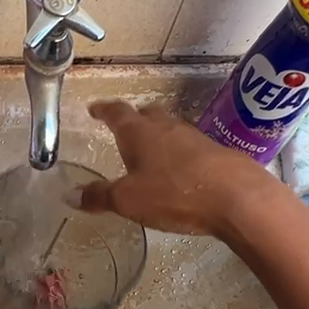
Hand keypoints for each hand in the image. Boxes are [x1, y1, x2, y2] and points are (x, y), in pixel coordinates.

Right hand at [79, 100, 280, 237]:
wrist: (237, 197)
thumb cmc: (174, 194)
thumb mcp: (128, 200)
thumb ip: (99, 196)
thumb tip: (70, 194)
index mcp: (139, 134)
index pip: (117, 113)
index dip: (104, 110)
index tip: (95, 108)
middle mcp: (166, 128)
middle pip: (148, 114)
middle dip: (134, 118)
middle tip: (124, 125)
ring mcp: (195, 138)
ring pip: (170, 129)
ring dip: (158, 134)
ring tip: (150, 148)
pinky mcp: (216, 154)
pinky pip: (190, 147)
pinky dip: (178, 153)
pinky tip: (178, 169)